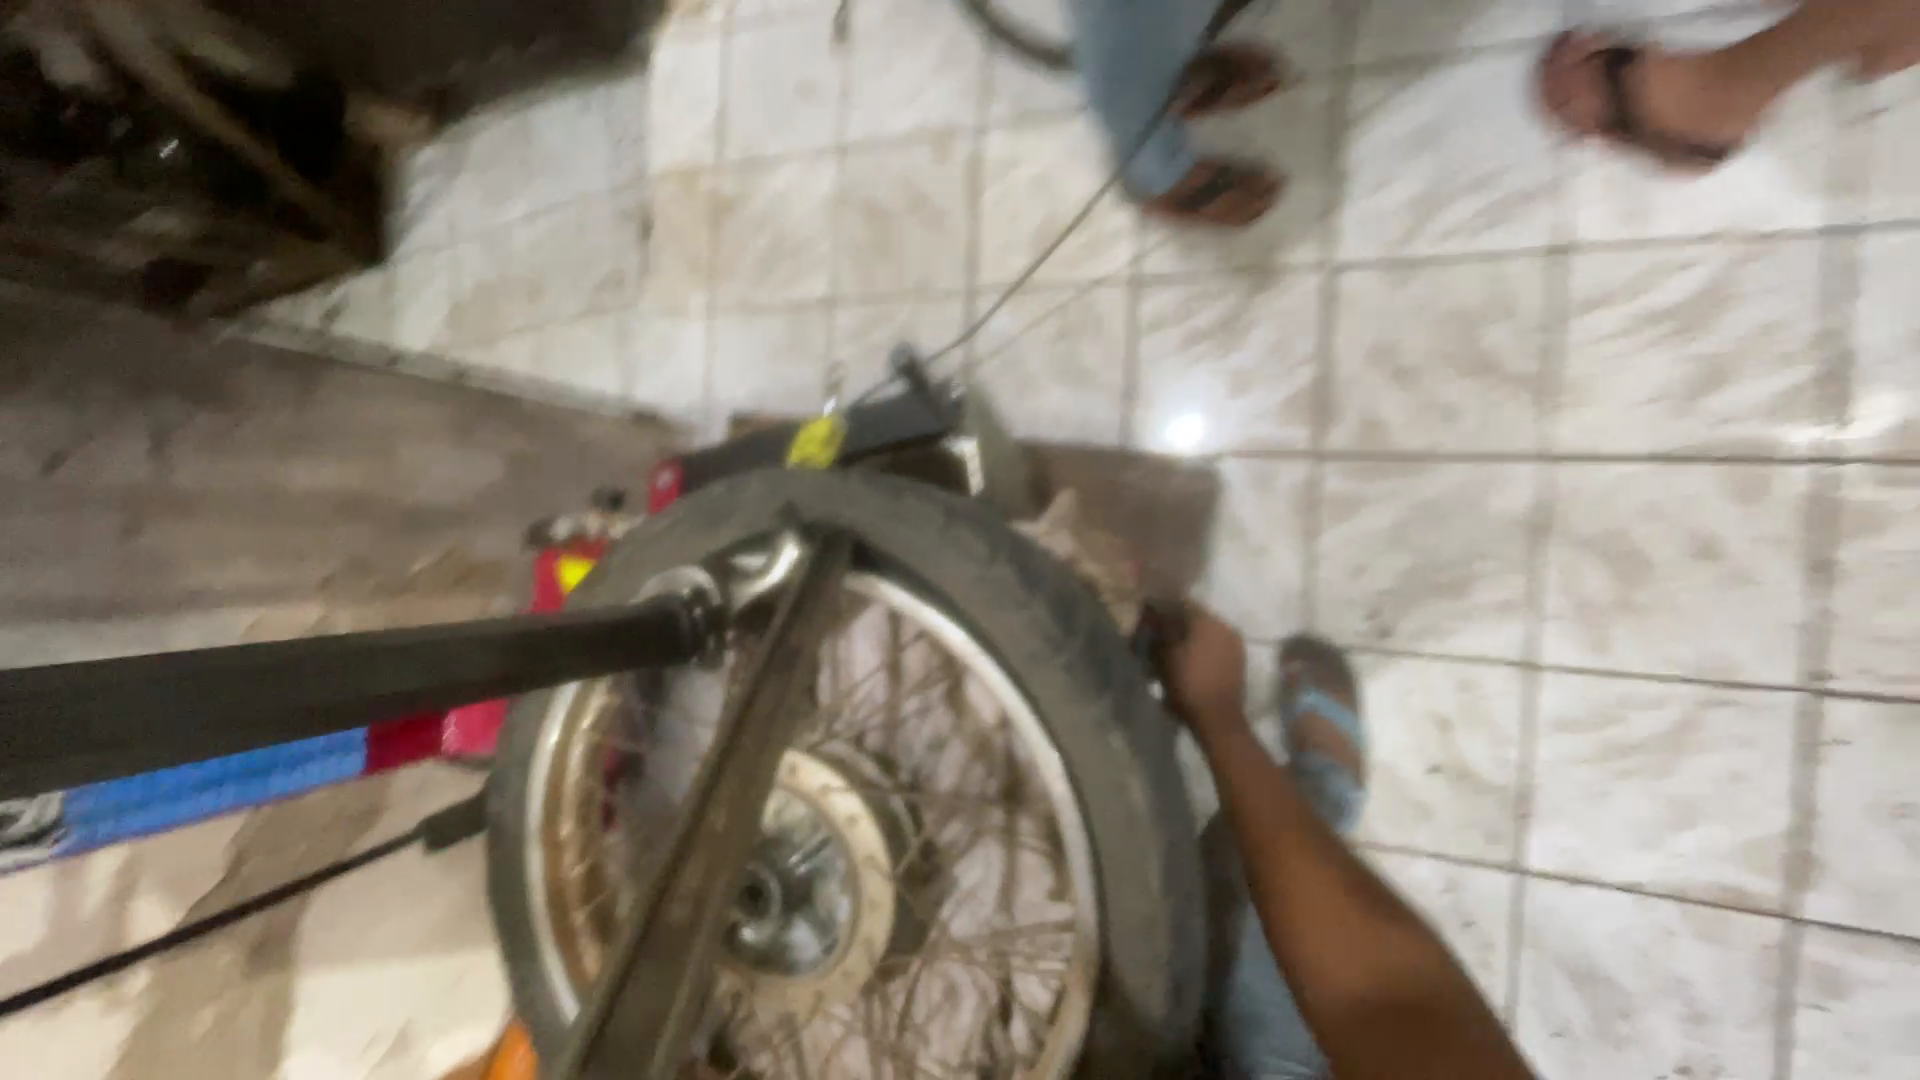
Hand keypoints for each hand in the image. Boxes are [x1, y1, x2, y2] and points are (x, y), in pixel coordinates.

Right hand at [1148, 601, 1248, 743]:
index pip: (1180, 603)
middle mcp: (1225, 626)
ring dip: (1187, 641)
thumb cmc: (1186, 683)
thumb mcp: (1164, 654)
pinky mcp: (1238, 663)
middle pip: (1194, 619)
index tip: (1146, 622)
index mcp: (1207, 620)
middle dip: (1175, 627)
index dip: (1160, 610)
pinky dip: (1200, 653)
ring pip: (1205, 634)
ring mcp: (1235, 645)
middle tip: (1156, 641)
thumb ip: (1159, 628)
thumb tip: (1153, 610)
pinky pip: (1214, 649)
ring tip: (1170, 656)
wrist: (1217, 719)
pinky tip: (1187, 666)